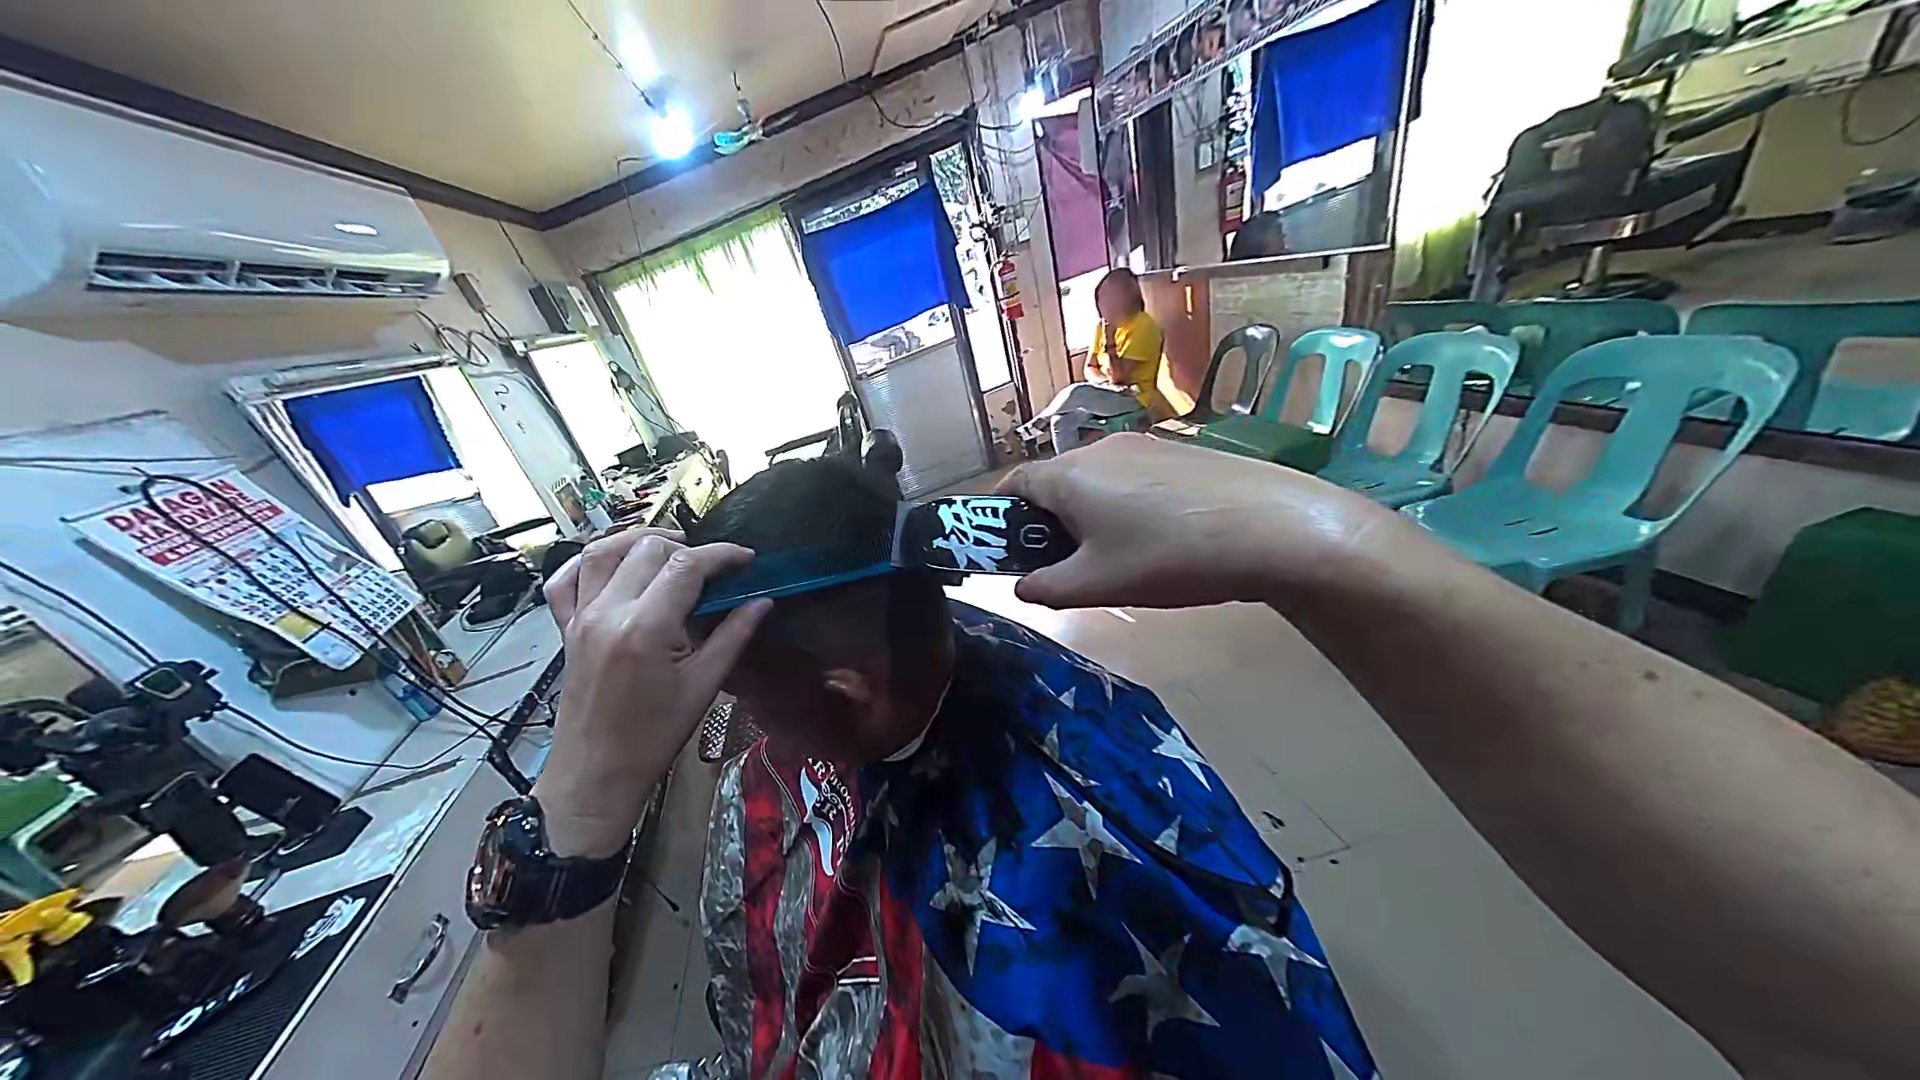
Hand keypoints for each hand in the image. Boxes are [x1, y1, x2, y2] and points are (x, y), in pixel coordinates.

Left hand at [533, 529, 770, 855]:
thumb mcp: (705, 685)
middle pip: (648, 549)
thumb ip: (734, 635)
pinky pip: (565, 579)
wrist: (596, 773)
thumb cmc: (655, 734)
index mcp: (646, 628)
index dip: (721, 554)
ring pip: (603, 551)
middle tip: (715, 567)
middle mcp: (607, 612)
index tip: (746, 560)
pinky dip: (590, 561)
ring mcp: (579, 617)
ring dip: (641, 540)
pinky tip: (617, 566)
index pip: (686, 565)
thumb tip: (763, 601)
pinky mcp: (565, 628)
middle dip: (688, 547)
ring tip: (673, 549)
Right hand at [997, 434, 1413, 610]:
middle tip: (1066, 563)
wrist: (1272, 527)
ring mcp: (1144, 445)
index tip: (1006, 546)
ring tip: (1118, 554)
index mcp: (1069, 475)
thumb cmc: (1167, 557)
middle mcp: (1099, 449)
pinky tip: (1160, 536)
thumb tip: (1023, 586)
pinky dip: (1126, 504)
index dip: (999, 513)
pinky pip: (1133, 477)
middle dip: (1048, 520)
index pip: (1013, 483)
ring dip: (1089, 512)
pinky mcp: (1180, 451)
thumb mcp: (1097, 584)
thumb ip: (1048, 588)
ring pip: (1096, 479)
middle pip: (1055, 481)